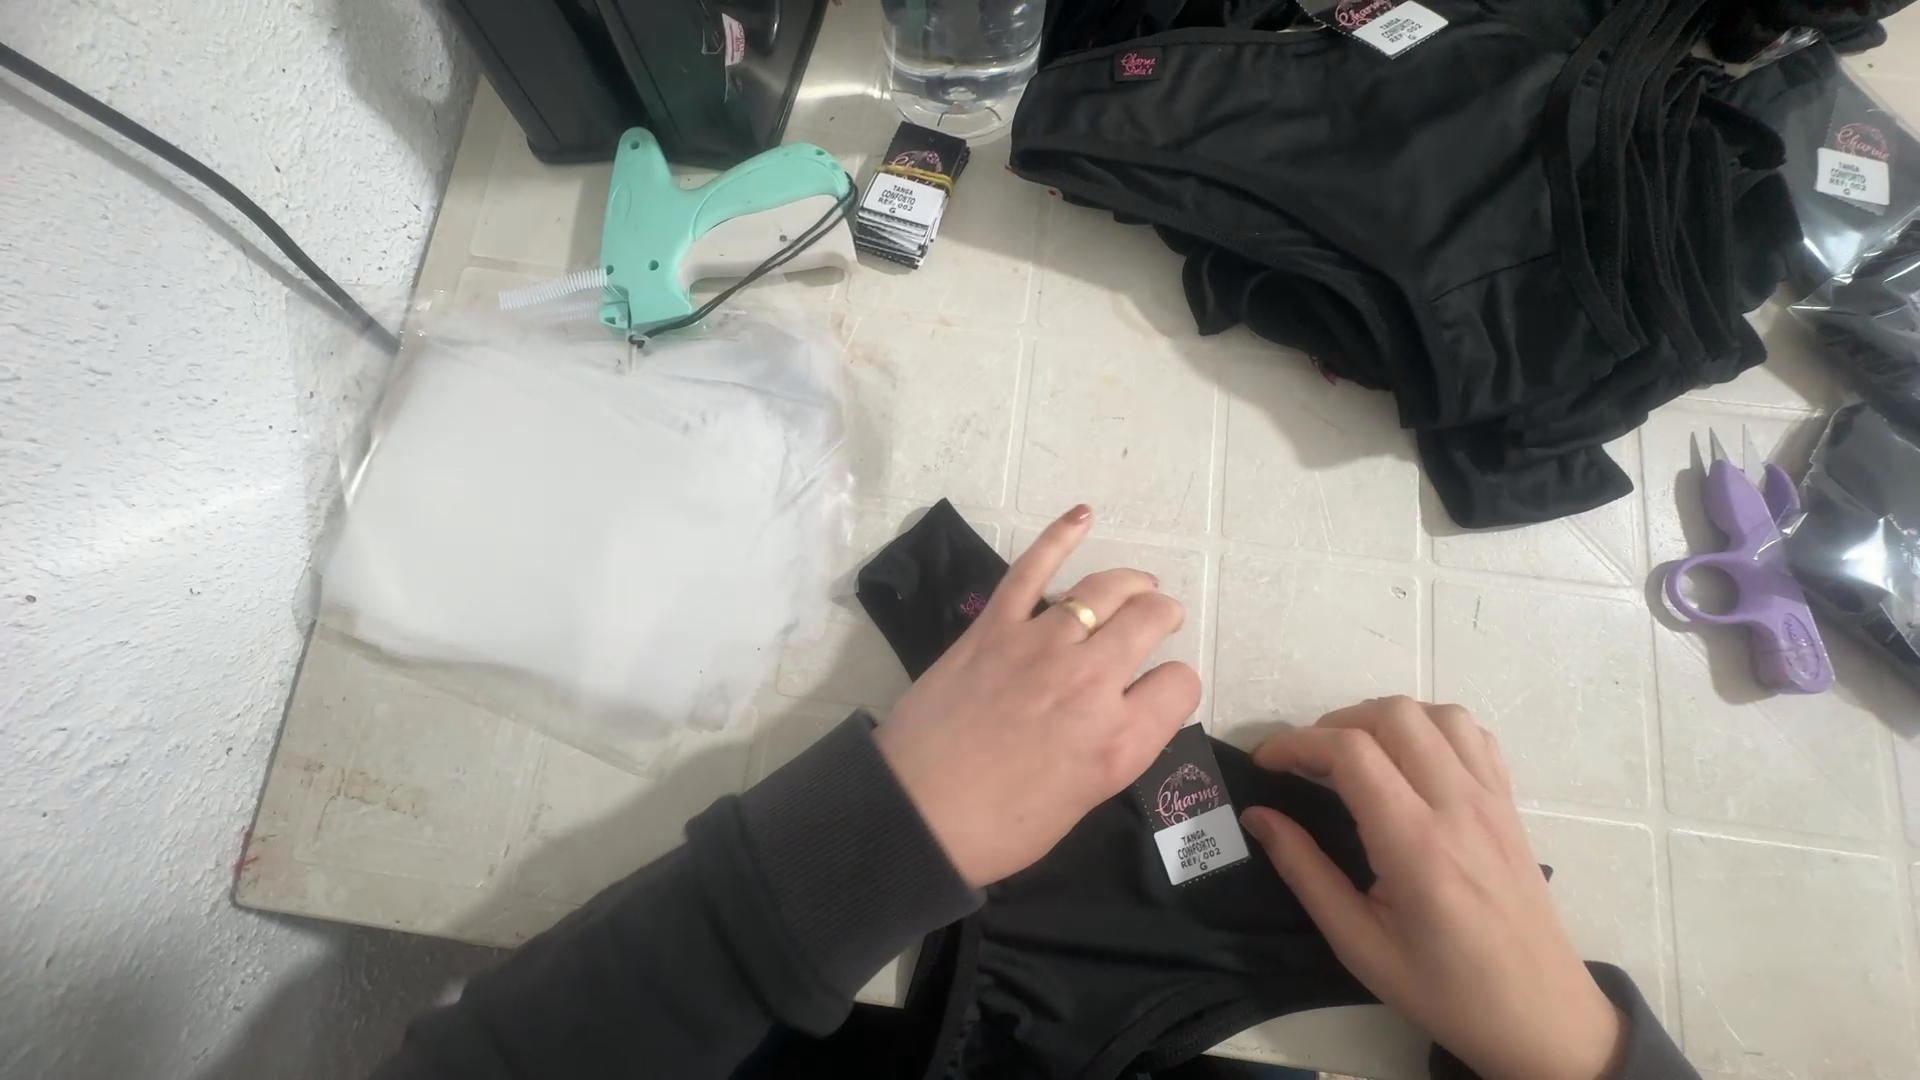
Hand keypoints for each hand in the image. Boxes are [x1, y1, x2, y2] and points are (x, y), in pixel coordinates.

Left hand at [875, 504, 1201, 886]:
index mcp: (1119, 740)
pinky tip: (1083, 516)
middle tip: (1156, 619)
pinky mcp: (994, 625)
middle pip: (1150, 620)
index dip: (1175, 684)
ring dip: (1129, 582)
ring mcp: (1040, 645)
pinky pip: (1033, 568)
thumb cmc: (998, 827)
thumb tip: (1124, 710)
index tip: (1159, 688)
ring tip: (1137, 584)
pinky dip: (1059, 535)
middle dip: (1162, 615)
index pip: (1181, 684)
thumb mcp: (1081, 802)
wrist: (913, 812)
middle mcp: (1090, 683)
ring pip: (1103, 590)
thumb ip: (1113, 748)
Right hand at [1239, 698, 1625, 1079]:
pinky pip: (1471, 733)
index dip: (1295, 743)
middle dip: (1334, 724)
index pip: (1350, 752)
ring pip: (1433, 713)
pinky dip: (1429, 728)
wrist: (1547, 1023)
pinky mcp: (1508, 803)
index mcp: (1417, 845)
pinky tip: (1408, 760)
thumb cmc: (1446, 989)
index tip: (1266, 763)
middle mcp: (1458, 807)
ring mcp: (1491, 800)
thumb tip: (1257, 816)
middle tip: (1309, 763)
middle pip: (1391, 715)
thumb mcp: (1358, 944)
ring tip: (1356, 756)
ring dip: (1382, 720)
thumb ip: (1303, 870)